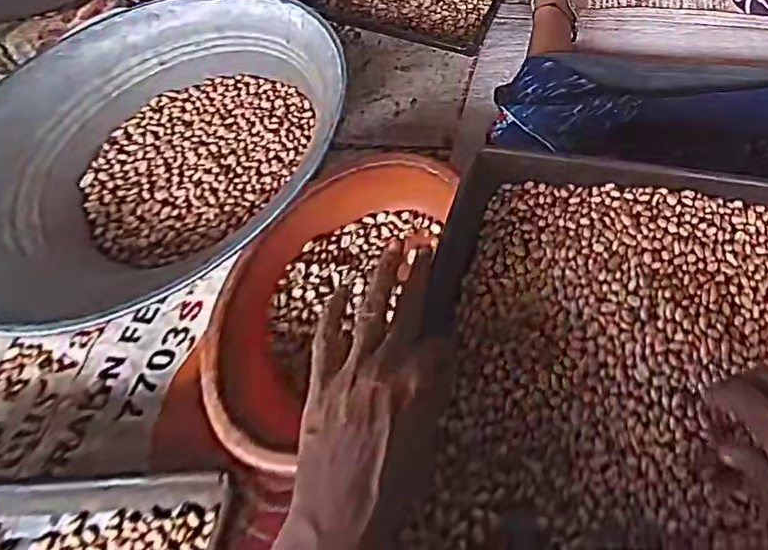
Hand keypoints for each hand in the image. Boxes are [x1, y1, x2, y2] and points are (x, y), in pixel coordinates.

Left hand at [274, 239, 453, 549]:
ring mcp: (350, 374)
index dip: (444, 324)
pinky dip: (333, 310)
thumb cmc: (385, 492)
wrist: (336, 527)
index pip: (437, 337)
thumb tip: (439, 360)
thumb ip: (432, 393)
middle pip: (405, 309)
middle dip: (417, 273)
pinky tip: (339, 289)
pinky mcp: (321, 385)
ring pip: (370, 312)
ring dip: (381, 276)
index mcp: (416, 385)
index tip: (447, 308)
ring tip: (391, 249)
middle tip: (423, 247)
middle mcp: (384, 370)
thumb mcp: (426, 441)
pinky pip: (327, 338)